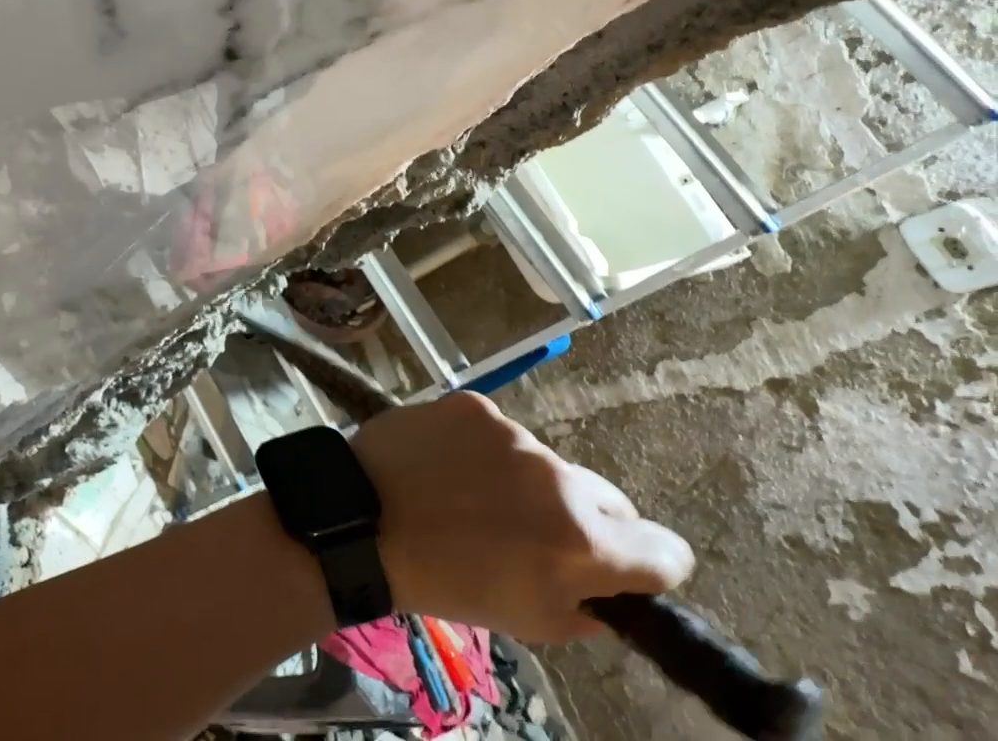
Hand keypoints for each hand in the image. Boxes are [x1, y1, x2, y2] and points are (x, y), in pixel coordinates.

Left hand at [352, 393, 693, 642]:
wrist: (357, 520)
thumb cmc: (441, 581)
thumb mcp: (526, 621)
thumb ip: (586, 609)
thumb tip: (608, 594)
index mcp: (585, 541)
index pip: (668, 551)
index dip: (645, 565)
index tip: (616, 568)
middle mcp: (560, 479)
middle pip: (607, 499)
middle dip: (583, 519)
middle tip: (527, 531)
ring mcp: (514, 435)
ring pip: (545, 463)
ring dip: (526, 480)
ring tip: (469, 496)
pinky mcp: (473, 406)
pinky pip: (498, 432)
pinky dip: (482, 449)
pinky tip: (445, 465)